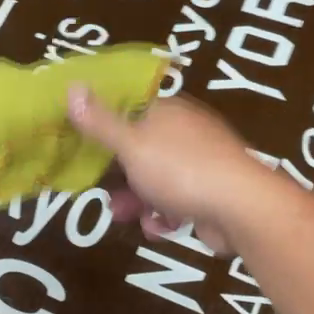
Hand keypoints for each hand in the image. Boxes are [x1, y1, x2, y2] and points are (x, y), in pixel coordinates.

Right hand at [68, 88, 276, 252]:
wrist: (242, 208)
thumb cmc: (181, 169)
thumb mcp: (131, 145)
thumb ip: (100, 121)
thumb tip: (71, 85)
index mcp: (167, 111)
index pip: (129, 109)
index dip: (104, 126)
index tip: (83, 146)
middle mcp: (186, 131)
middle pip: (141, 148)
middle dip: (118, 174)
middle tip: (100, 191)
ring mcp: (202, 162)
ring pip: (157, 178)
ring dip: (138, 199)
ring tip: (123, 217)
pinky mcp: (212, 192)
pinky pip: (179, 200)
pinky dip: (165, 214)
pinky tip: (159, 228)